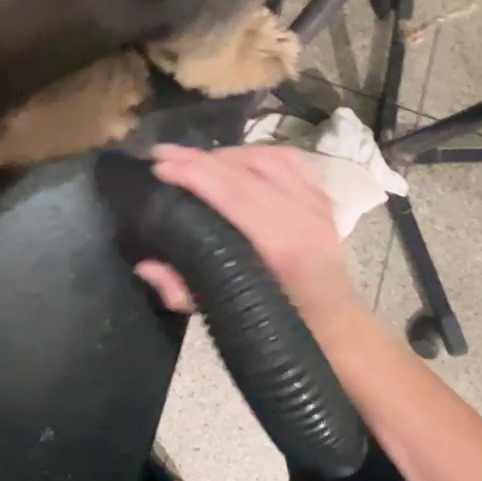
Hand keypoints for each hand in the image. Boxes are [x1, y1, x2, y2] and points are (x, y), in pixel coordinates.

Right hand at [134, 144, 354, 318]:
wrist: (336, 328)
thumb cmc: (280, 327)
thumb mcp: (227, 318)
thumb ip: (184, 291)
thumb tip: (146, 265)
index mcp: (283, 250)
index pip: (233, 195)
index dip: (194, 174)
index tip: (160, 166)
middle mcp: (303, 218)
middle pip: (245, 172)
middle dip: (198, 159)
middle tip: (162, 154)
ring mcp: (317, 205)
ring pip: (266, 158)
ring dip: (224, 154)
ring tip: (193, 159)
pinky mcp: (323, 197)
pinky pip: (288, 159)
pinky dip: (256, 152)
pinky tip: (232, 157)